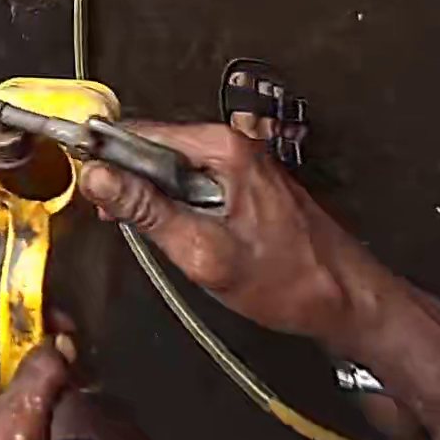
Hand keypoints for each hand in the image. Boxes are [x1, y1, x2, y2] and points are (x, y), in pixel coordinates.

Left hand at [0, 270, 75, 439]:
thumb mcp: (18, 423)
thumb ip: (43, 373)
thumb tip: (64, 341)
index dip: (10, 279)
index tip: (46, 275)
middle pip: (0, 315)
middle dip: (37, 316)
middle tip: (70, 328)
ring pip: (16, 341)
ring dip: (46, 343)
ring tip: (74, 351)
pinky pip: (24, 368)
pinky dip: (47, 366)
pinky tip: (70, 374)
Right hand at [77, 122, 393, 351]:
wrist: (353, 305)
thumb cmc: (288, 280)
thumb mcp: (202, 249)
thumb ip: (144, 209)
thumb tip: (95, 175)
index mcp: (220, 147)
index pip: (137, 134)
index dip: (105, 158)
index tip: (86, 184)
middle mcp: (228, 143)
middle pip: (149, 146)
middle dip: (125, 179)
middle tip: (112, 216)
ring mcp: (235, 159)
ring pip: (165, 164)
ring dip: (146, 193)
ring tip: (140, 226)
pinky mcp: (238, 178)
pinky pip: (186, 178)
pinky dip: (168, 199)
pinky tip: (170, 226)